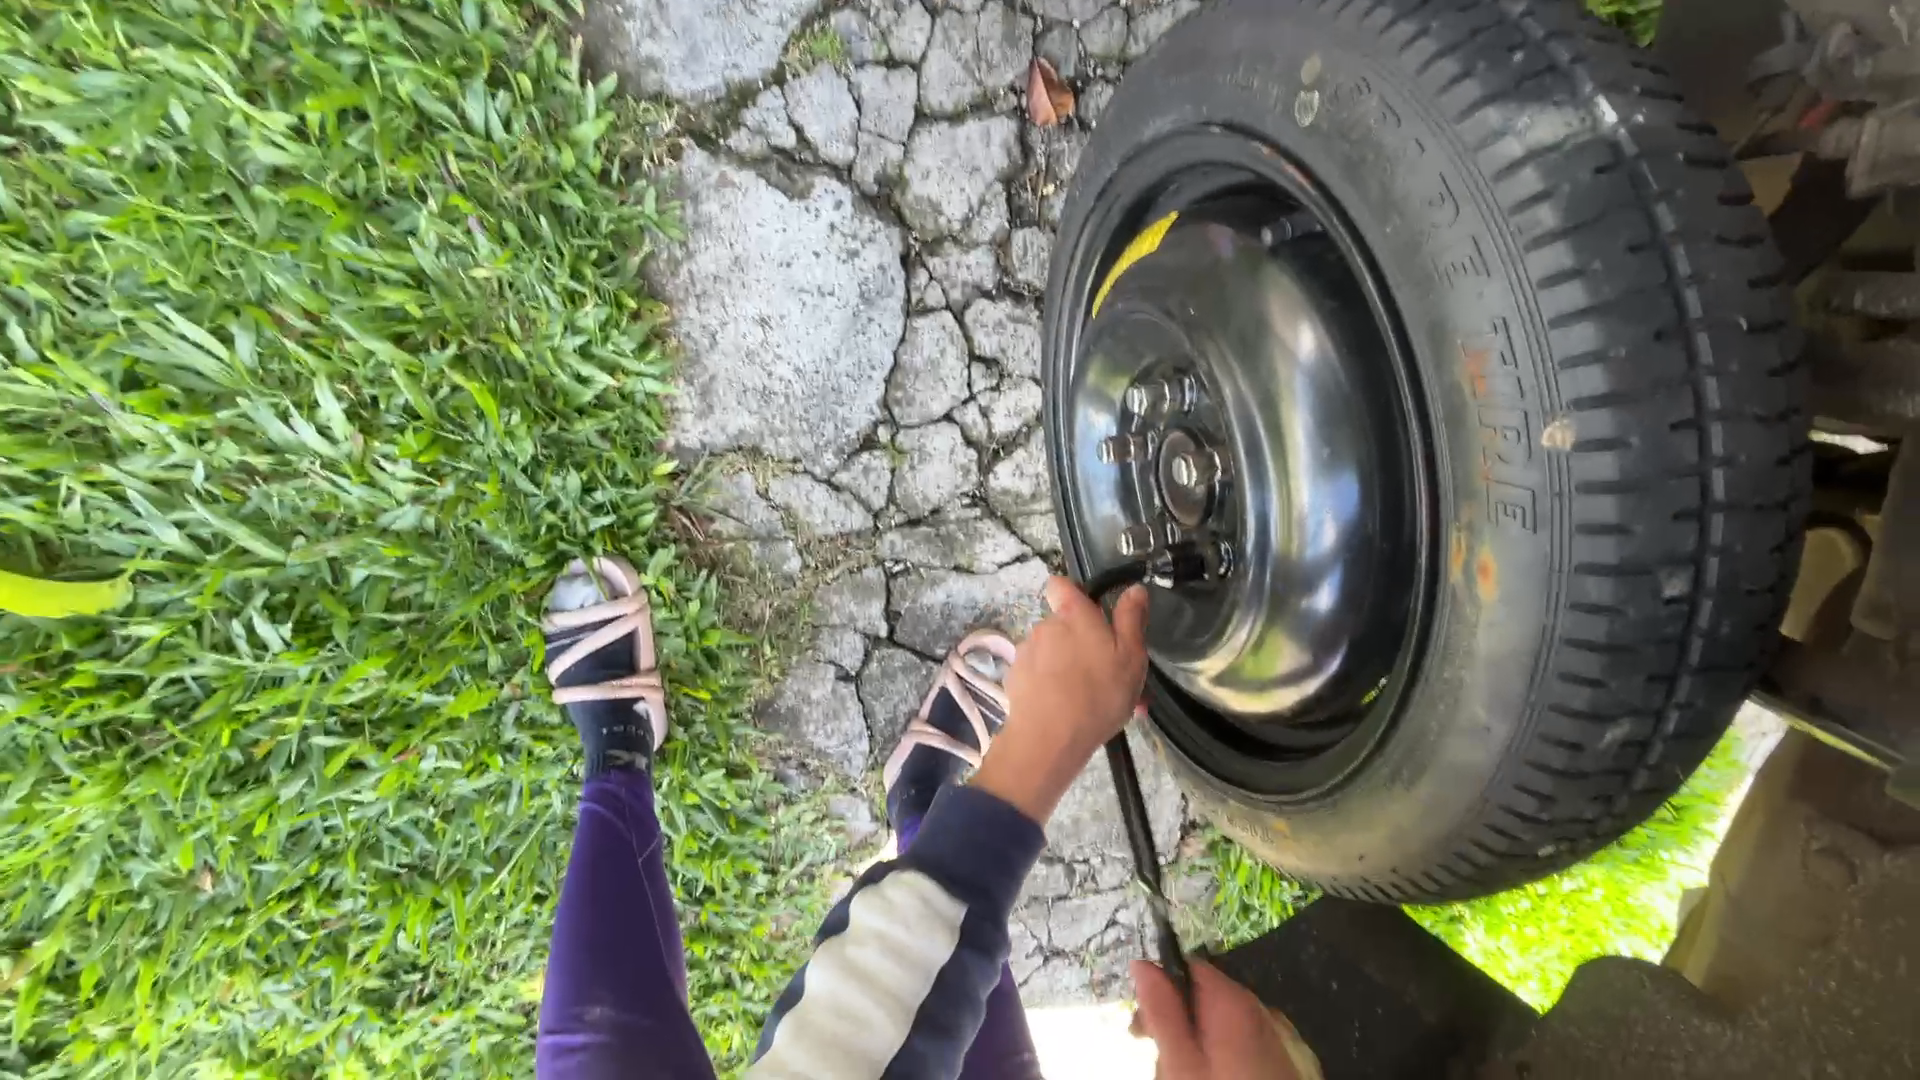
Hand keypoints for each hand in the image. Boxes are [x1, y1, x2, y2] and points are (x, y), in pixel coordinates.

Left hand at [969, 576, 1148, 823]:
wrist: (1050, 739)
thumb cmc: (1099, 694)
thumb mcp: (1131, 657)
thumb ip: (1131, 619)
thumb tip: (1134, 589)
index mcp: (1073, 615)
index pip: (1060, 584)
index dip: (1073, 594)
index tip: (1091, 615)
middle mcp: (1044, 626)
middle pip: (1062, 624)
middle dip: (1082, 644)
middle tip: (1107, 674)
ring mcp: (1026, 652)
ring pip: (1053, 653)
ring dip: (1069, 668)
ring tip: (1093, 701)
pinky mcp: (1015, 678)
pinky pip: (1038, 675)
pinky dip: (1052, 686)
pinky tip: (1068, 711)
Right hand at [1132, 958, 1320, 1079]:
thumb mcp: (1180, 1064)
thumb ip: (1161, 1011)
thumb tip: (1142, 963)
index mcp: (1234, 1001)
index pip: (1188, 967)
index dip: (1159, 989)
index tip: (1141, 1026)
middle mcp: (1261, 1010)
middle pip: (1205, 998)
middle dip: (1176, 1023)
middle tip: (1158, 1061)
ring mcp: (1279, 1041)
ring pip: (1222, 1028)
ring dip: (1197, 1047)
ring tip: (1182, 1077)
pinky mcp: (1287, 1068)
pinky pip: (1244, 1049)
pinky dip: (1224, 1061)